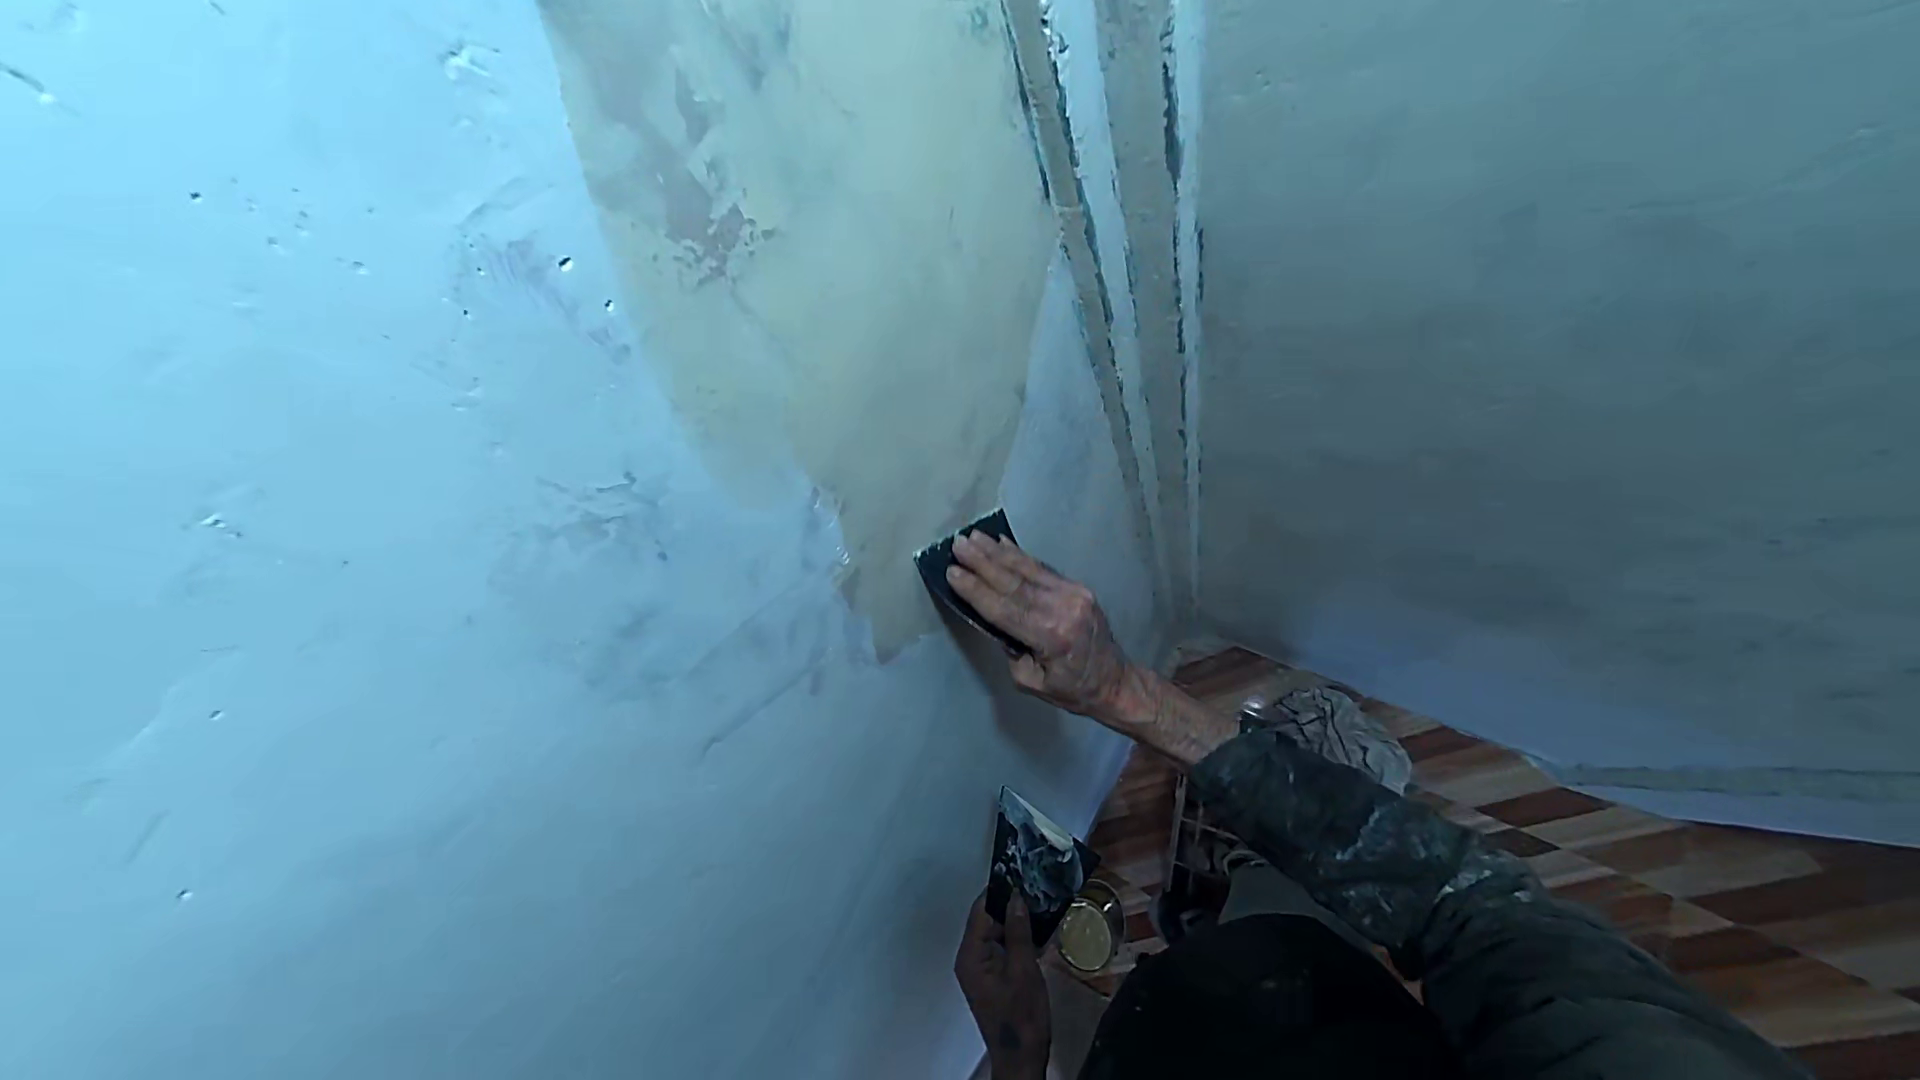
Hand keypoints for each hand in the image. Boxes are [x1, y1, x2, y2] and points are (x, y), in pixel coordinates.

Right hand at [945, 532, 1132, 719]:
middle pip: (1014, 582)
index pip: (1004, 609)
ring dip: (997, 552)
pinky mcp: (1077, 587)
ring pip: (1028, 569)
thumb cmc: (1071, 689)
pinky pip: (1042, 568)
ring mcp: (1073, 593)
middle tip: (958, 544)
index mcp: (1051, 636)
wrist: (1115, 680)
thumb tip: (990, 618)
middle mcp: (1063, 608)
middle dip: (982, 562)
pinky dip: (1019, 555)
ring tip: (973, 537)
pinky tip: (1001, 543)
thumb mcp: (1030, 680)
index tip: (952, 572)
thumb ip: (1009, 648)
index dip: (976, 590)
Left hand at [955, 891, 1050, 1079]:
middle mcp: (969, 958)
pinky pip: (999, 947)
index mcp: (970, 955)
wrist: (1022, 1061)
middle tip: (1034, 889)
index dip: (999, 892)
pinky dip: (1014, 939)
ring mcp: (979, 969)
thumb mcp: (1024, 970)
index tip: (1019, 874)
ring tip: (1037, 904)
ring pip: (994, 933)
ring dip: (1013, 922)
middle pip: (985, 919)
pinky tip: (1034, 931)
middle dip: (1008, 906)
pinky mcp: (990, 977)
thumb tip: (1016, 896)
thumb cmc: (1022, 1017)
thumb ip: (1018, 931)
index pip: (980, 911)